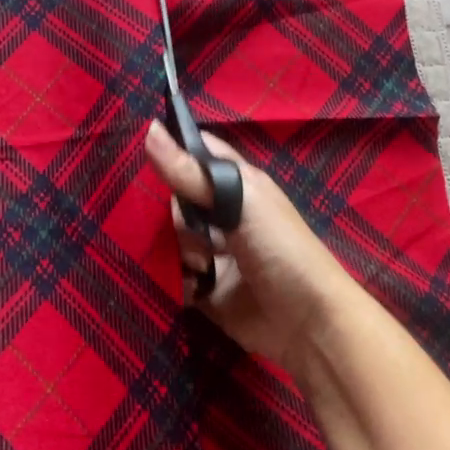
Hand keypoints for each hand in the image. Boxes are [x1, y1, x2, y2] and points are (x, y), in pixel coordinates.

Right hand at [143, 120, 359, 372]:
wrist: (307, 321)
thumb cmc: (281, 248)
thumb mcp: (238, 202)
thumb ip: (191, 172)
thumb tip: (148, 128)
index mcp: (237, 186)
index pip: (197, 155)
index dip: (172, 151)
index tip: (142, 155)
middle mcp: (224, 216)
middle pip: (176, 201)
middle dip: (174, 215)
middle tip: (192, 229)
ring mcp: (214, 255)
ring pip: (172, 240)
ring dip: (176, 251)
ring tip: (200, 264)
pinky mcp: (206, 292)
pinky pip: (175, 278)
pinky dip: (175, 281)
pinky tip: (192, 285)